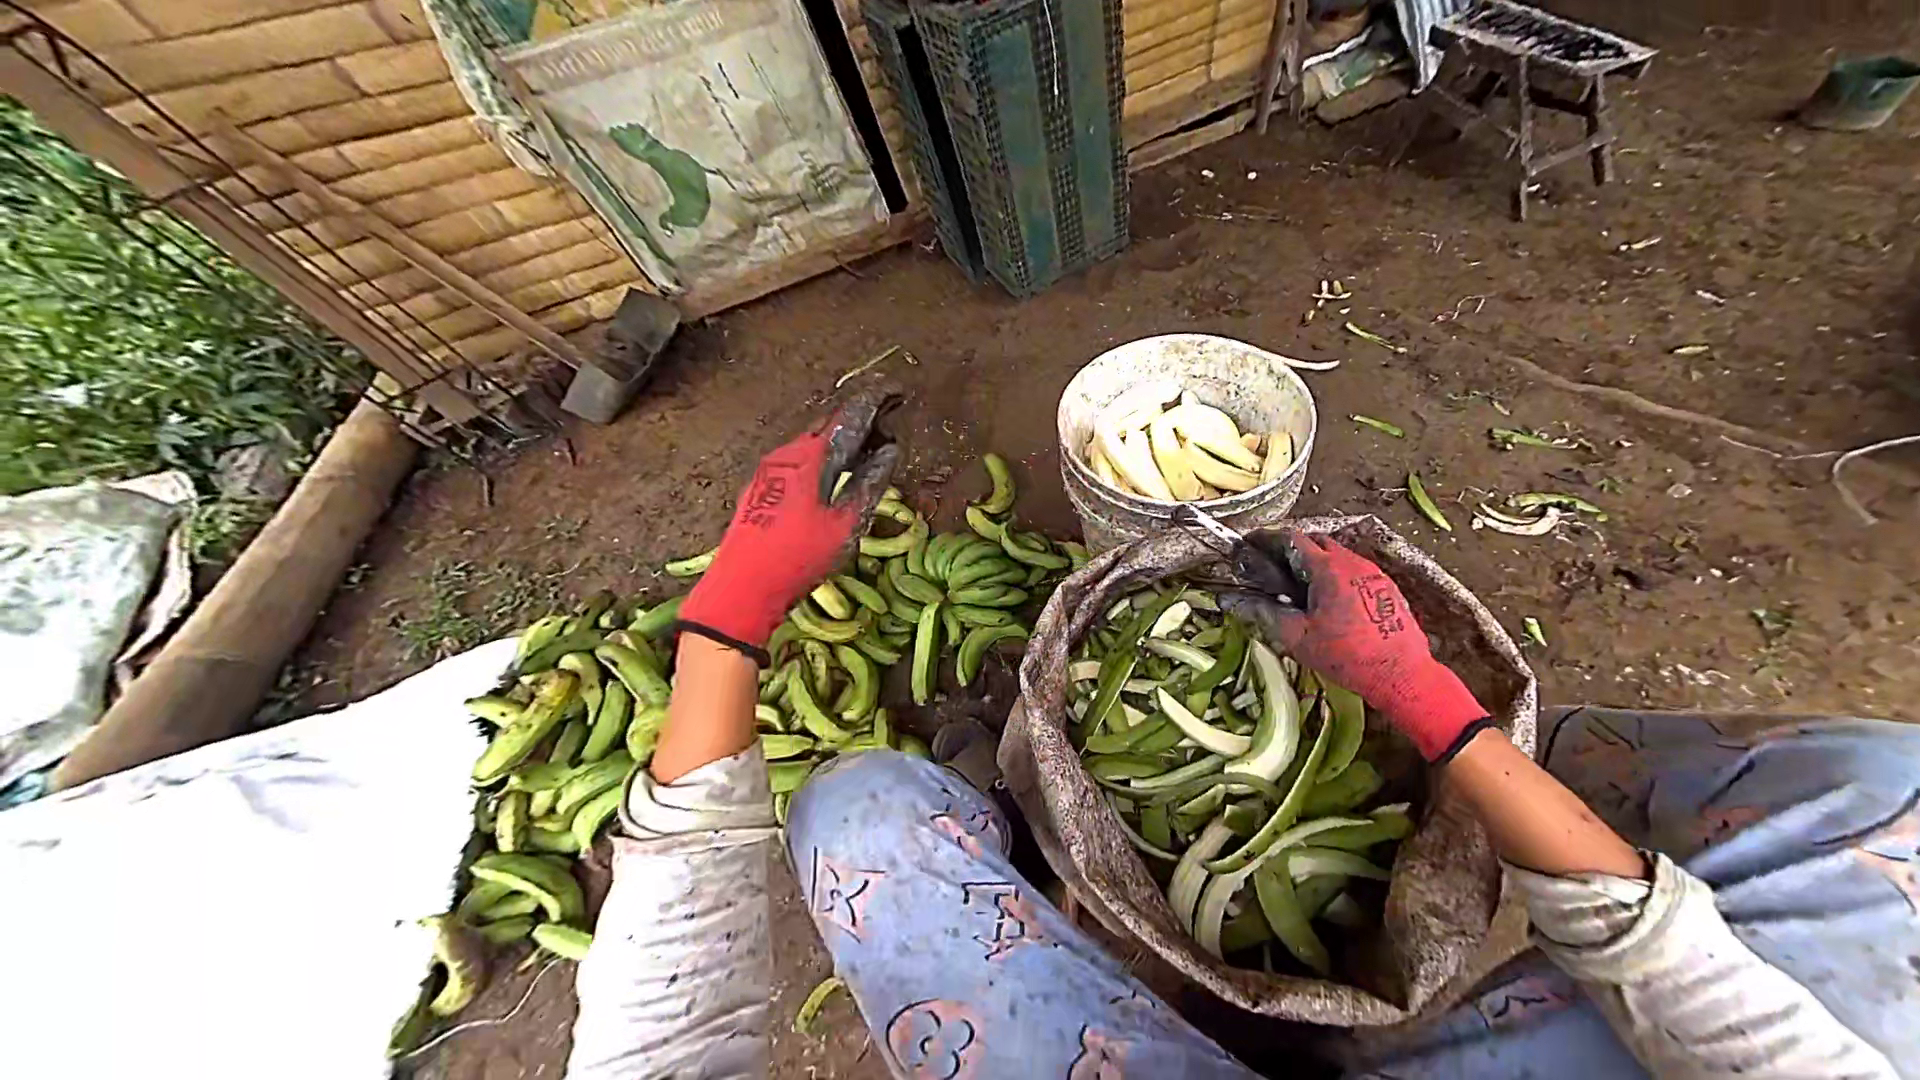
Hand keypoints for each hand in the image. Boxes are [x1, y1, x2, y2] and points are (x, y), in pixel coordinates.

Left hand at [677, 391, 898, 657]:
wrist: (741, 585)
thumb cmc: (799, 555)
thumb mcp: (846, 524)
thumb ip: (868, 483)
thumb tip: (889, 451)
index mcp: (812, 457)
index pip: (850, 416)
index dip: (875, 402)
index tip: (895, 392)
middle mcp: (788, 453)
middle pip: (828, 426)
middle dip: (857, 421)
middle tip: (884, 425)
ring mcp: (770, 469)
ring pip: (811, 444)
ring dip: (838, 442)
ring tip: (862, 451)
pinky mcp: (760, 486)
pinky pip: (797, 460)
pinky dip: (820, 458)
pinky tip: (828, 476)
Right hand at [1220, 529, 1489, 761]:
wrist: (1403, 676)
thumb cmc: (1346, 656)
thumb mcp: (1296, 637)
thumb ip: (1262, 613)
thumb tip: (1229, 600)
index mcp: (1329, 570)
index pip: (1293, 539)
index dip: (1267, 539)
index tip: (1250, 545)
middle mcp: (1354, 563)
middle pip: (1317, 542)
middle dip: (1293, 549)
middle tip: (1273, 569)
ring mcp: (1374, 574)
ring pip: (1338, 555)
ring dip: (1316, 563)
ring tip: (1299, 588)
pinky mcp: (1387, 587)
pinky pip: (1354, 571)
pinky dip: (1336, 576)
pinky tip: (1328, 601)